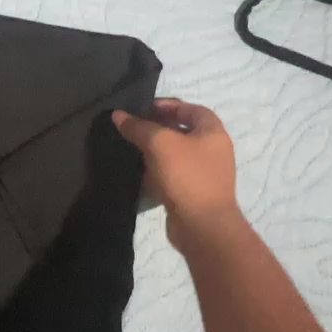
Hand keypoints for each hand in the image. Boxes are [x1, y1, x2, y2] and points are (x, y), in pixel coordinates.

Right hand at [112, 98, 240, 243]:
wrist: (202, 226)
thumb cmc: (186, 176)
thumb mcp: (158, 143)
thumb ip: (138, 127)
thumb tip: (118, 115)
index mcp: (213, 133)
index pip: (191, 109)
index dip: (168, 105)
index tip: (143, 108)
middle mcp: (213, 151)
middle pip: (183, 131)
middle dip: (158, 127)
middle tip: (133, 127)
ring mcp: (205, 173)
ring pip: (176, 154)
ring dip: (155, 151)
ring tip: (131, 148)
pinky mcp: (193, 193)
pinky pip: (173, 175)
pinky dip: (157, 172)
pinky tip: (138, 173)